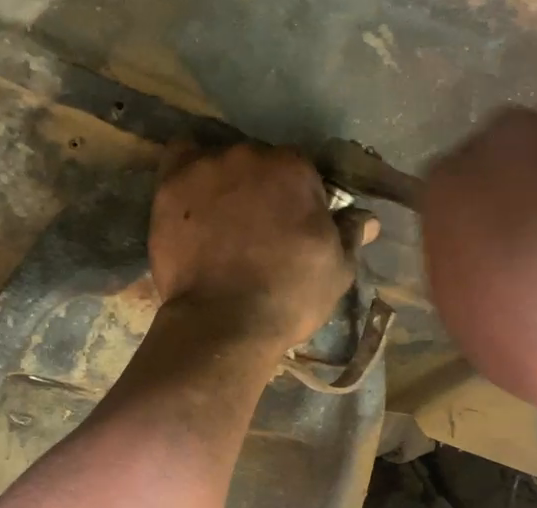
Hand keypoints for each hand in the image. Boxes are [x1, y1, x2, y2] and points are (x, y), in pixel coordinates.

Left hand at [149, 143, 373, 351]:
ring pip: (219, 162)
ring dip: (225, 183)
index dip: (299, 201)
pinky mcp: (169, 189)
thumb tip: (367, 219)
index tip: (294, 228)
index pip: (301, 172)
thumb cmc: (288, 298)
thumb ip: (350, 236)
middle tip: (257, 230)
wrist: (224, 323)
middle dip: (261, 190)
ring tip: (222, 220)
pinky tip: (192, 204)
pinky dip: (188, 177)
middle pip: (258, 163)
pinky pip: (178, 164)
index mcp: (294, 168)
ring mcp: (205, 169)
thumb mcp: (336, 272)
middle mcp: (249, 154)